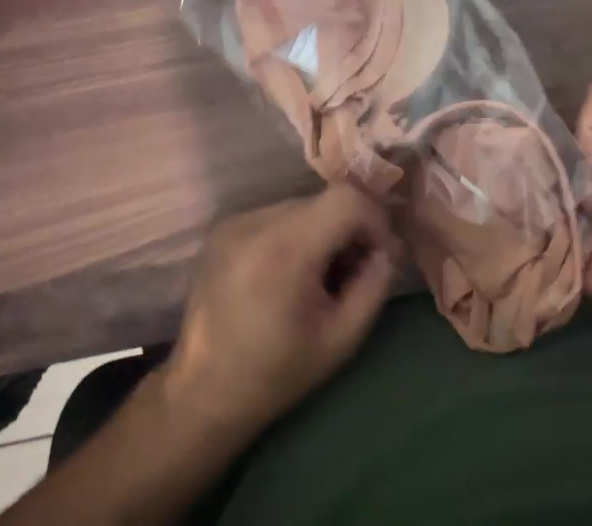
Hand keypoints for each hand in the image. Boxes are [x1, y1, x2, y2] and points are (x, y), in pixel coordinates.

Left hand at [164, 184, 400, 435]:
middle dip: (348, 231)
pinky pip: (275, 216)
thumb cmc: (278, 372)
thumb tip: (389, 247)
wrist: (203, 392)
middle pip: (323, 201)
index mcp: (284, 249)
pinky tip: (288, 276)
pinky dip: (294, 235)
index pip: (346, 198)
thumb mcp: (343, 336)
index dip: (374, 221)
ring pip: (301, 206)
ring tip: (317, 278)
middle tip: (352, 273)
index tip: (378, 256)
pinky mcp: (222, 229)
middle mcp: (254, 223)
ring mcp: (233, 223)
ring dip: (321, 232)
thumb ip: (375, 283)